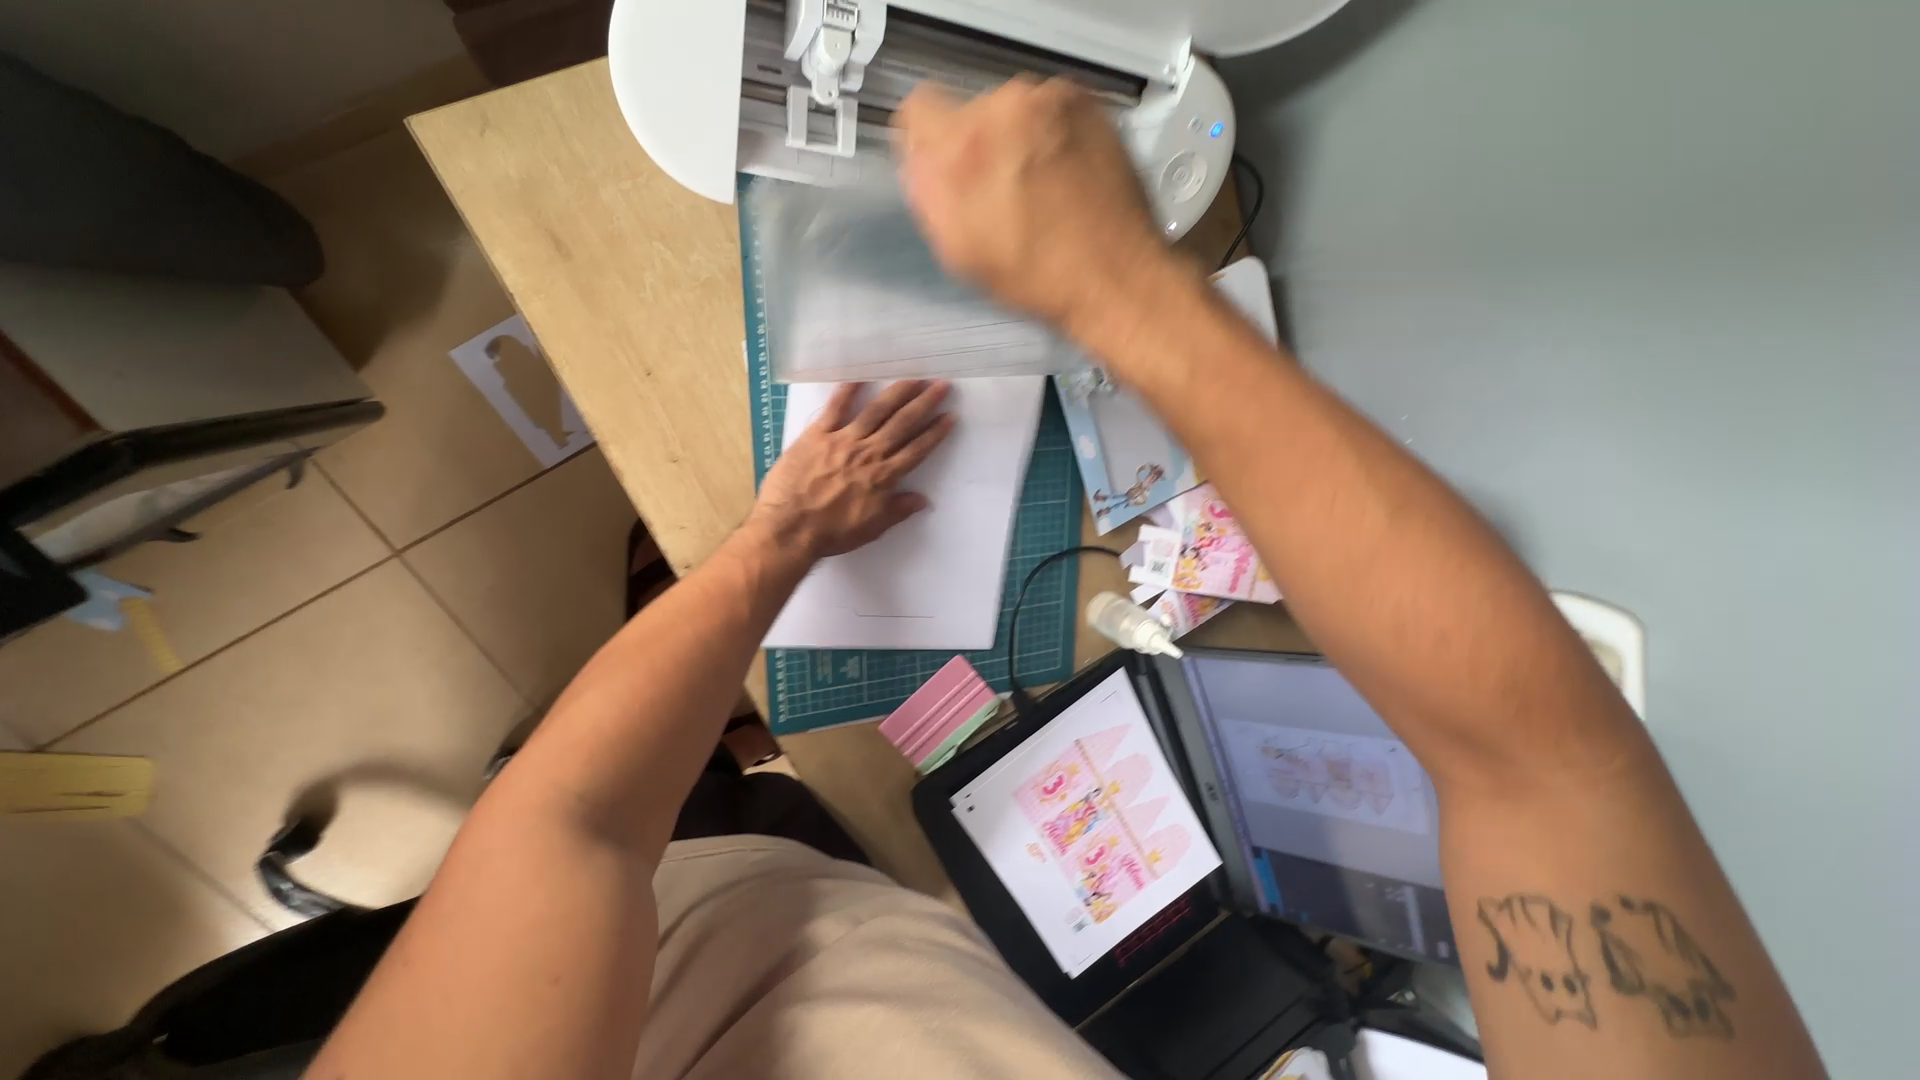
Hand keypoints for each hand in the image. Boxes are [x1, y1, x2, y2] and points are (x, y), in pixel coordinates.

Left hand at [747, 380, 953, 560]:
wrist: (789, 529)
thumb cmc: (830, 534)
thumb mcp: (871, 529)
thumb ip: (897, 511)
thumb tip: (922, 499)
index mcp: (883, 477)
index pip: (917, 450)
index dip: (935, 432)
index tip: (950, 416)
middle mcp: (868, 453)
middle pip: (902, 423)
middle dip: (925, 403)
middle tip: (941, 385)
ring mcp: (842, 441)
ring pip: (876, 411)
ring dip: (897, 392)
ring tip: (913, 378)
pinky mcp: (816, 435)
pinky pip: (834, 408)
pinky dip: (847, 391)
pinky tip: (859, 377)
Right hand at [893, 78, 1185, 334]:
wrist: (1114, 277)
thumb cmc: (1037, 278)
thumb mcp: (959, 251)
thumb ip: (929, 194)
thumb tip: (923, 160)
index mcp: (954, 157)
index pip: (918, 110)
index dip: (931, 139)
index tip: (948, 161)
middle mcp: (993, 117)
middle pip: (968, 112)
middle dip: (981, 145)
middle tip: (1005, 189)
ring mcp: (1040, 103)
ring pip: (1011, 109)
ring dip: (1019, 139)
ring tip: (1042, 186)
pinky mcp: (1080, 101)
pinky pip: (1050, 107)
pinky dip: (1053, 133)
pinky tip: (1066, 173)